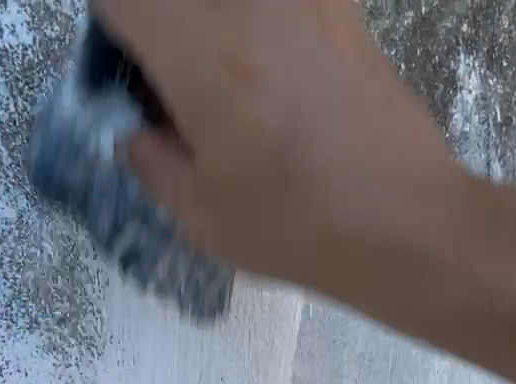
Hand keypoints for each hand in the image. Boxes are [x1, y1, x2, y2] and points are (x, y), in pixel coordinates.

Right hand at [92, 0, 468, 303]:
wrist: (404, 223)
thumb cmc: (297, 229)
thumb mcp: (202, 217)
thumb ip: (151, 164)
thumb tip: (136, 135)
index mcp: (204, 56)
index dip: (111, 34)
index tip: (126, 77)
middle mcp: (252, 5)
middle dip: (159, 27)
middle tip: (172, 92)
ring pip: (226, 4)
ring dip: (207, 29)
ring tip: (223, 95)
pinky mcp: (340, 7)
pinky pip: (275, 7)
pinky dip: (252, 28)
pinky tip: (269, 85)